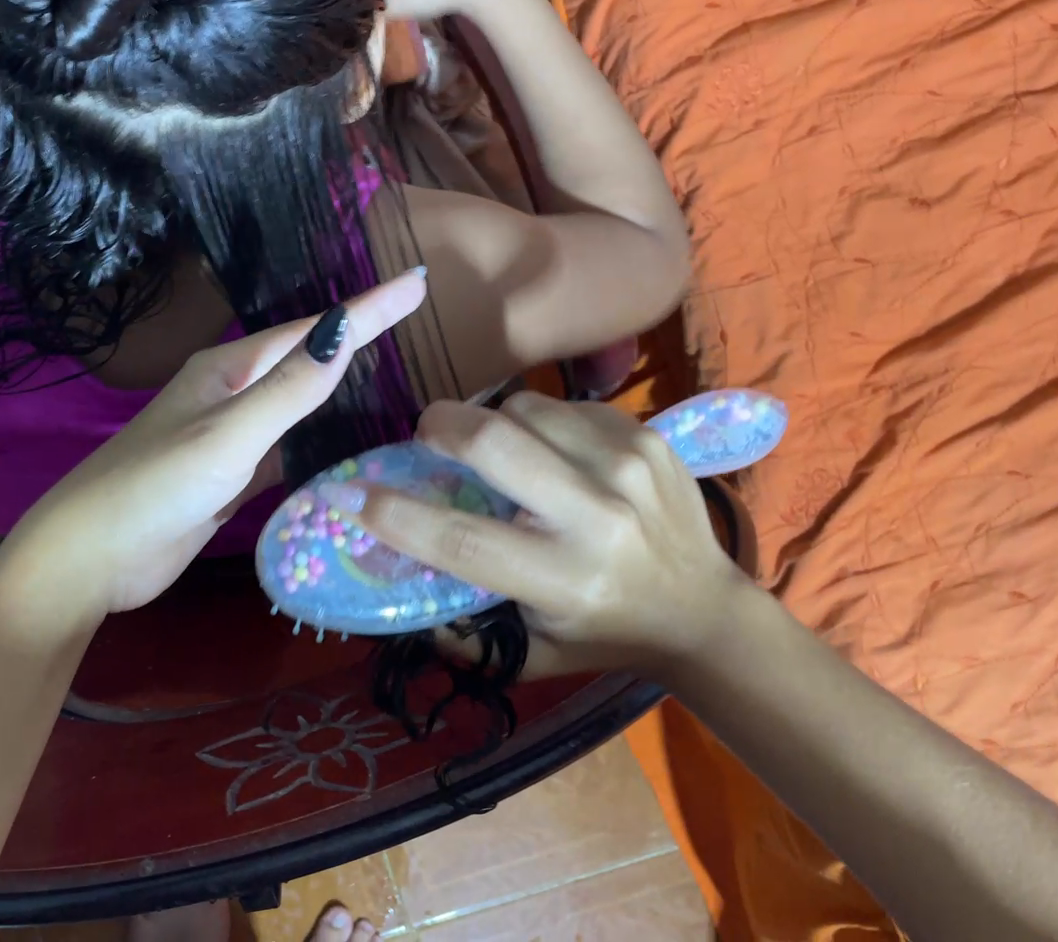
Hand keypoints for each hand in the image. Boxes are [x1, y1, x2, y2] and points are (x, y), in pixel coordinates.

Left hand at [0, 269, 428, 615]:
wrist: (93, 556)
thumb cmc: (155, 486)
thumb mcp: (227, 435)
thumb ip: (287, 391)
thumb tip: (345, 331)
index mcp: (225, 370)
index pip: (308, 332)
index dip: (364, 310)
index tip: (417, 284)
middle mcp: (228, 396)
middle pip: (303, 363)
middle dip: (353, 343)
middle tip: (414, 324)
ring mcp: (227, 441)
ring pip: (295, 409)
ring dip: (338, 396)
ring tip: (395, 384)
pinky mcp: (228, 482)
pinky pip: (284, 454)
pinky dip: (316, 449)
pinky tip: (348, 453)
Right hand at [350, 393, 753, 674]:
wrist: (708, 613)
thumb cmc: (603, 636)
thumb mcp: (529, 652)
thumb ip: (459, 629)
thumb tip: (389, 580)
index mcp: (564, 580)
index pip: (462, 539)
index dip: (394, 513)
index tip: (349, 494)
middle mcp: (598, 518)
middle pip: (493, 442)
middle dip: (439, 426)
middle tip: (426, 437)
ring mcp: (628, 468)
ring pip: (523, 408)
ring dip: (490, 421)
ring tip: (494, 449)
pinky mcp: (648, 436)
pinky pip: (561, 404)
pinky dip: (535, 421)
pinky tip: (547, 451)